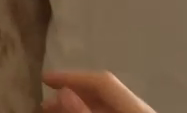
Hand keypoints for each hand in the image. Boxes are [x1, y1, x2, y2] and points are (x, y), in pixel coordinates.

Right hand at [40, 70, 156, 112]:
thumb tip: (62, 92)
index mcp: (138, 106)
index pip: (103, 81)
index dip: (72, 76)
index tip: (45, 79)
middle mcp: (142, 107)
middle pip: (104, 93)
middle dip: (72, 94)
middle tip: (46, 103)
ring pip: (108, 106)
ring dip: (80, 104)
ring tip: (55, 110)